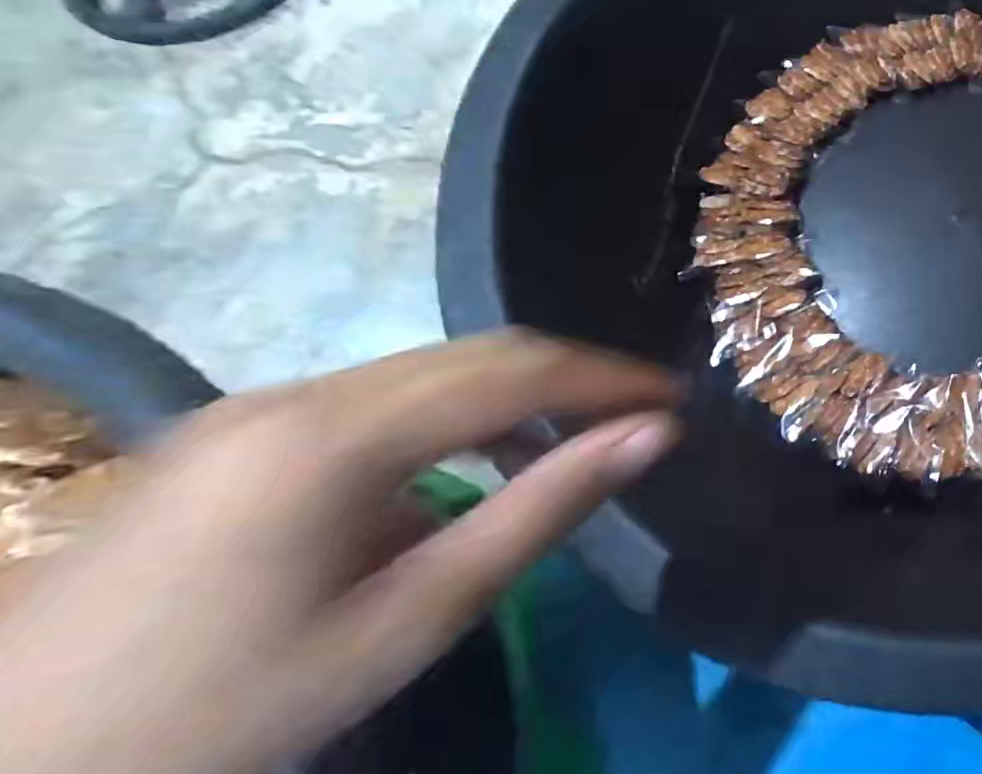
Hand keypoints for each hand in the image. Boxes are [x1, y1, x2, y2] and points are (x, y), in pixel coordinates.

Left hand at [0, 330, 680, 773]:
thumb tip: (653, 435)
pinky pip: (391, 390)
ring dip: (523, 387)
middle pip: (480, 350)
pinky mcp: (247, 425)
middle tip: (642, 408)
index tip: (675, 395)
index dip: (610, 376)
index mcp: (338, 435)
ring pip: (438, 363)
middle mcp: (303, 391)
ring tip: (577, 432)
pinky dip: (463, 407)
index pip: (518, 369)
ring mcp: (265, 402)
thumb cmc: (228, 710)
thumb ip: (544, 509)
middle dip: (576, 372)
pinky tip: (479, 456)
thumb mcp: (414, 617)